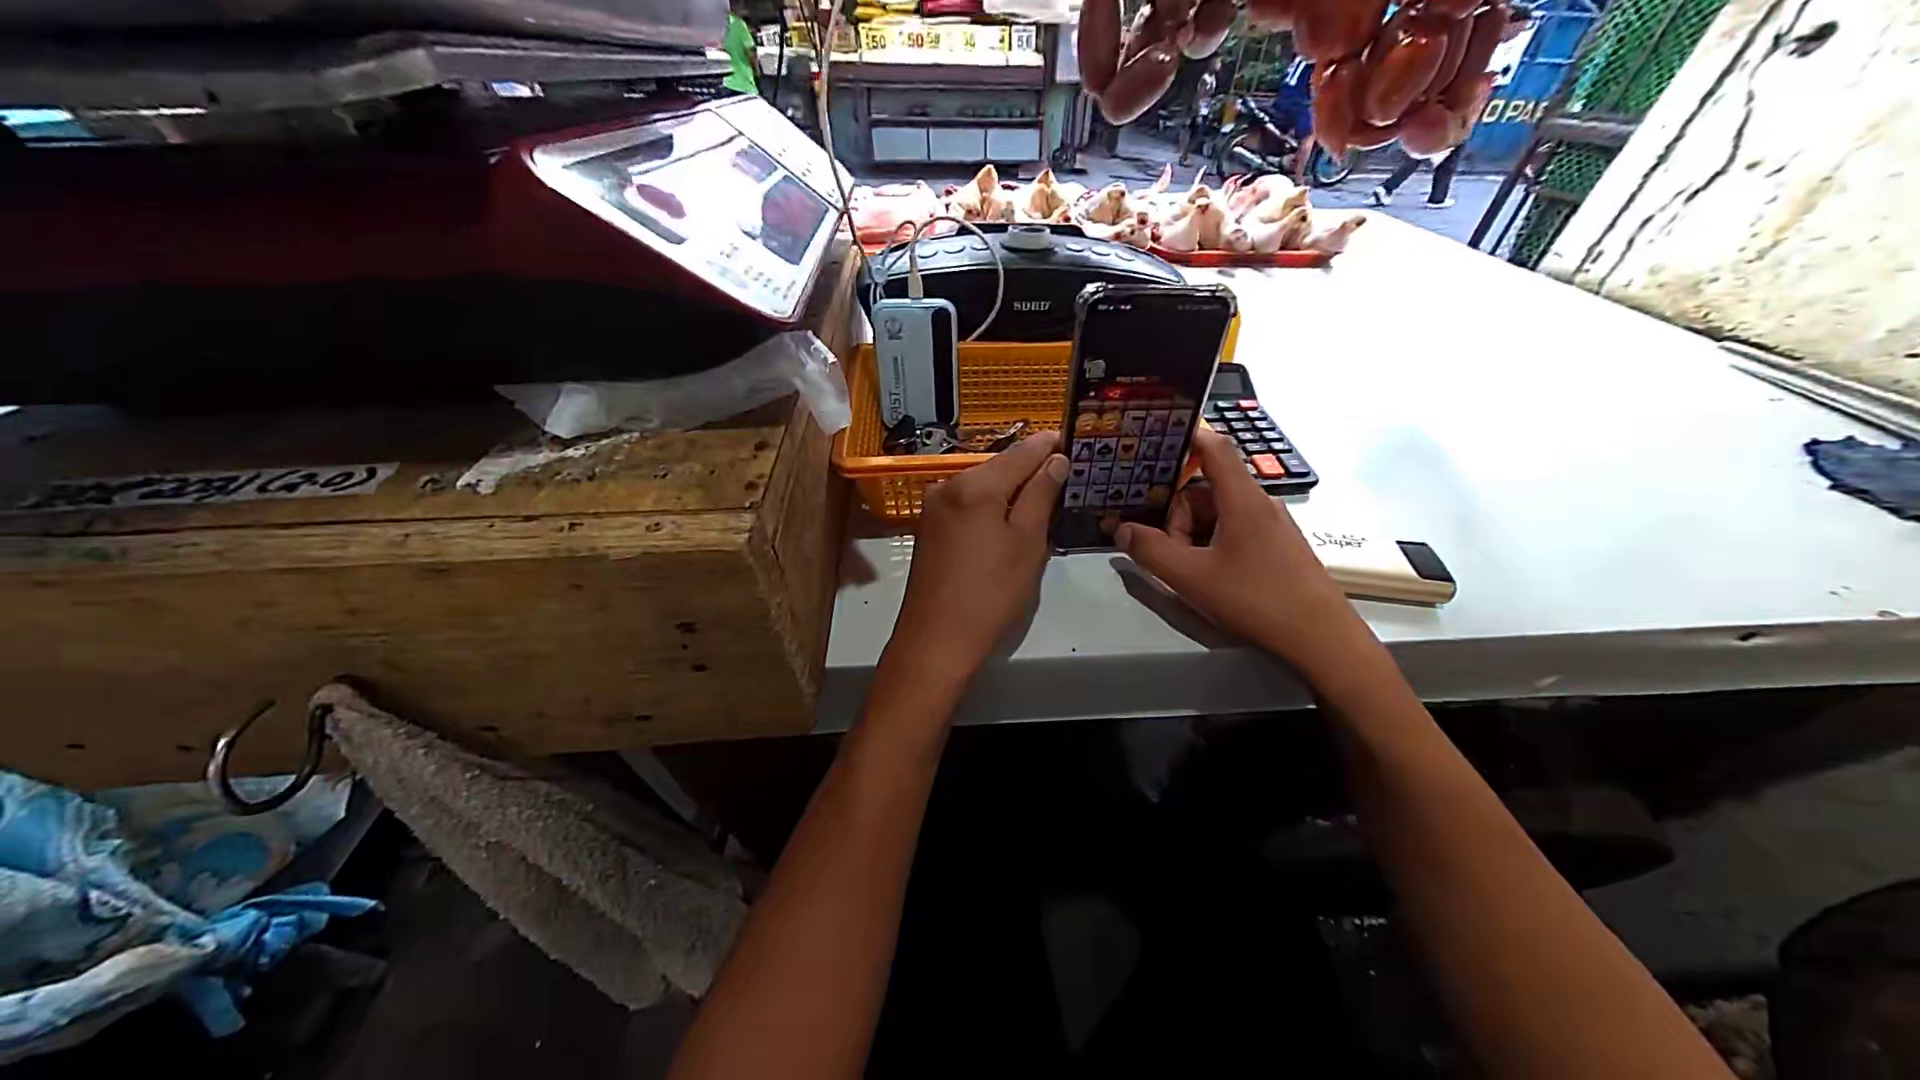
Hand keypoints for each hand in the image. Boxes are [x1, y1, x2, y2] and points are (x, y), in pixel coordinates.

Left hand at [887, 432, 1067, 686]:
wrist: (936, 639)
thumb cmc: (990, 592)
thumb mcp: (1026, 542)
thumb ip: (1041, 496)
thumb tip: (1054, 461)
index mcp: (975, 485)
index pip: (1019, 453)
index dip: (1045, 446)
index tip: (1066, 438)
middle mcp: (948, 486)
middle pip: (997, 467)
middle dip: (1028, 468)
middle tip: (1060, 473)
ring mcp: (934, 508)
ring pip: (981, 486)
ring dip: (1009, 489)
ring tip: (1040, 498)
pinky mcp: (929, 529)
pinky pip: (966, 504)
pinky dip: (989, 506)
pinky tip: (1007, 520)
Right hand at [1116, 428, 1371, 678]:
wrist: (1321, 638)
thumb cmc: (1258, 600)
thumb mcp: (1191, 578)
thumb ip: (1150, 551)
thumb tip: (1122, 531)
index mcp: (1241, 500)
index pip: (1213, 448)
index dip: (1186, 437)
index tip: (1157, 441)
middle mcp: (1259, 504)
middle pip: (1204, 490)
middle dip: (1178, 516)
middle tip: (1170, 553)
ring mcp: (1271, 526)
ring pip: (1217, 514)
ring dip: (1193, 536)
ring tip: (1192, 573)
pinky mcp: (1277, 546)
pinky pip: (1234, 532)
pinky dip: (1213, 546)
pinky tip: (1211, 577)